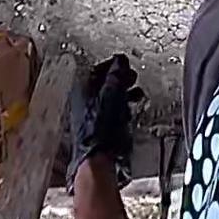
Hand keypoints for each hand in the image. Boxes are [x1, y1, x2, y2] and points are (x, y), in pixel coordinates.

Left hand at [70, 54, 142, 187]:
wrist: (97, 158)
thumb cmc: (100, 126)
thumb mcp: (112, 93)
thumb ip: (117, 74)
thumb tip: (120, 61)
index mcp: (82, 87)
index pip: (99, 67)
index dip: (114, 64)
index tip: (125, 63)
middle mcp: (82, 99)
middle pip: (104, 81)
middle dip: (120, 78)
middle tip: (131, 76)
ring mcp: (89, 114)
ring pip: (108, 95)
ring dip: (123, 92)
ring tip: (136, 93)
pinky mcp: (97, 126)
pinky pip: (110, 110)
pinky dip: (121, 106)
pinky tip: (130, 109)